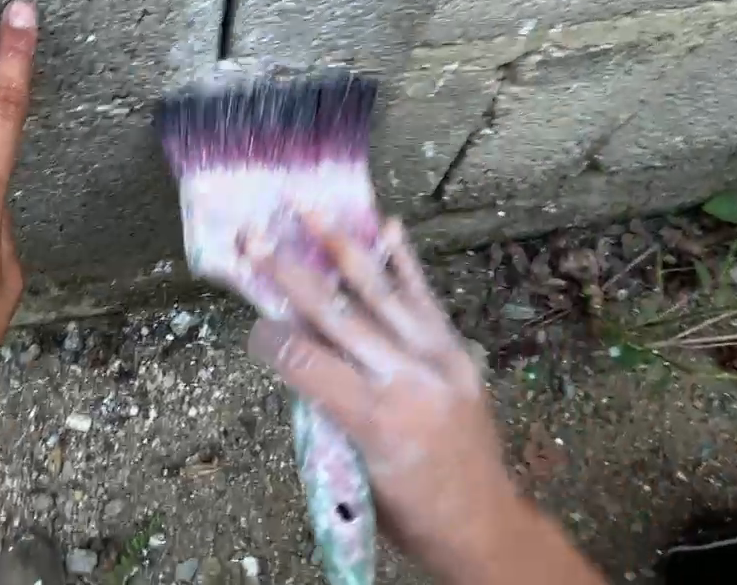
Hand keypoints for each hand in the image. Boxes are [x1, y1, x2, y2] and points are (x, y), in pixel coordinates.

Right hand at [249, 218, 586, 582]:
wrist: (488, 529)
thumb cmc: (408, 511)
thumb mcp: (353, 467)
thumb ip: (323, 403)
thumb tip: (288, 344)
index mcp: (377, 421)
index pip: (306, 363)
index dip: (269, 338)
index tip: (248, 320)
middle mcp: (409, 380)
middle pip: (337, 314)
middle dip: (289, 272)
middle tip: (256, 236)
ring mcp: (440, 360)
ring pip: (380, 293)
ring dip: (341, 246)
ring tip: (310, 208)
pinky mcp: (458, 352)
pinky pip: (426, 298)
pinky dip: (404, 261)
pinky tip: (388, 225)